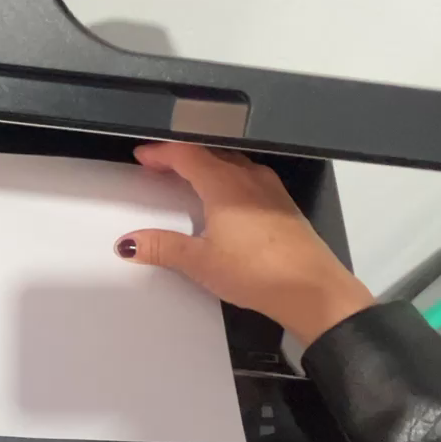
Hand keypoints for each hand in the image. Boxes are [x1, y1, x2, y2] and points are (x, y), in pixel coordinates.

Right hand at [117, 143, 374, 343]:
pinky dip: (226, 177)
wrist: (310, 289)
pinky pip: (248, 177)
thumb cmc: (261, 271)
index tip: (144, 155)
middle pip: (209, 153)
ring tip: (187, 177)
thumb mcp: (199, 261)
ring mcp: (269, 189)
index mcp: (225, 185)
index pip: (187, 155)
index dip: (161, 152)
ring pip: (231, 162)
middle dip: (180, 156)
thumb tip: (130, 243)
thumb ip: (161, 248)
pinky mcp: (281, 203)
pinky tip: (223, 197)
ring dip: (205, 164)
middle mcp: (249, 179)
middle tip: (159, 164)